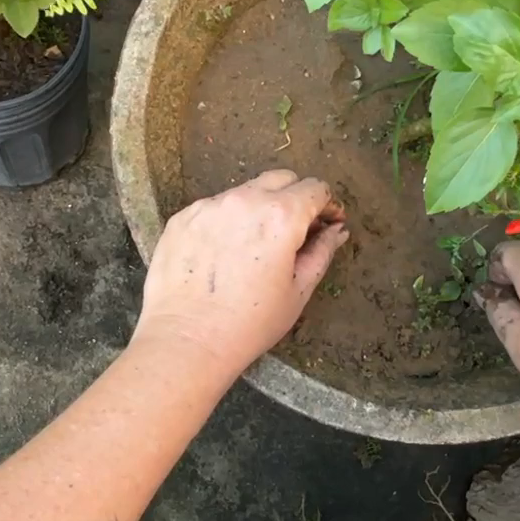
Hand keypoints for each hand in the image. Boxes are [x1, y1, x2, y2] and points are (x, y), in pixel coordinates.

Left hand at [132, 169, 348, 381]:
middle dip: (295, 198)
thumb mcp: (298, 291)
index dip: (327, 205)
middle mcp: (245, 200)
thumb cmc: (249, 324)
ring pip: (245, 192)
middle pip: (281, 179)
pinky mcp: (183, 218)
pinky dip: (227, 222)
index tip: (327, 222)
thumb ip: (322, 252)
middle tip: (295, 231)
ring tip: (254, 248)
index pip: (315, 188)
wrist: (188, 341)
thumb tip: (336, 230)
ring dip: (258, 209)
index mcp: (281, 216)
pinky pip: (214, 208)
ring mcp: (209, 206)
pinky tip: (223, 255)